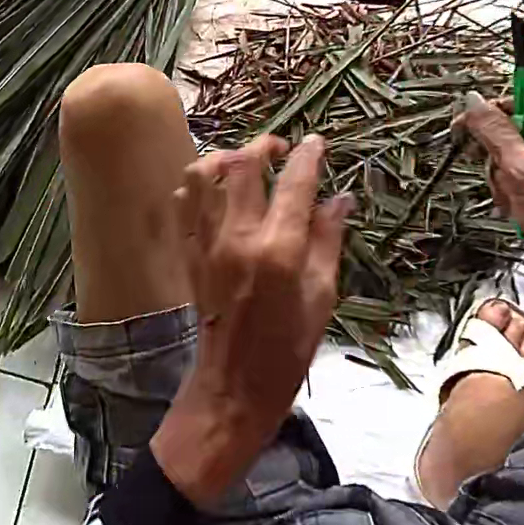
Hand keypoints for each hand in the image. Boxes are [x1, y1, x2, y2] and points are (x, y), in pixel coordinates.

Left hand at [149, 135, 352, 506]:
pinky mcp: (187, 251)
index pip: (294, 184)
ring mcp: (205, 242)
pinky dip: (197, 184)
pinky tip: (215, 187)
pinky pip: (183, 202)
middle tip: (281, 147)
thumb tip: (340, 198)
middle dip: (264, 146)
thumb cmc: (288, 347)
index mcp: (279, 250)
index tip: (317, 142)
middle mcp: (237, 236)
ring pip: (203, 175)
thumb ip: (328, 240)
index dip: (308, 156)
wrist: (233, 382)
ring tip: (244, 160)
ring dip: (225, 158)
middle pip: (243, 166)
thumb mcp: (322, 297)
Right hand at [454, 92, 523, 328]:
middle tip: (502, 175)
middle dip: (500, 158)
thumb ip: (495, 133)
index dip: (496, 113)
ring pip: (514, 163)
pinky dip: (511, 197)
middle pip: (518, 136)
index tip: (466, 123)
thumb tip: (473, 102)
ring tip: (515, 201)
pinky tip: (518, 212)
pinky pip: (521, 185)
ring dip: (503, 182)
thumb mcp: (523, 171)